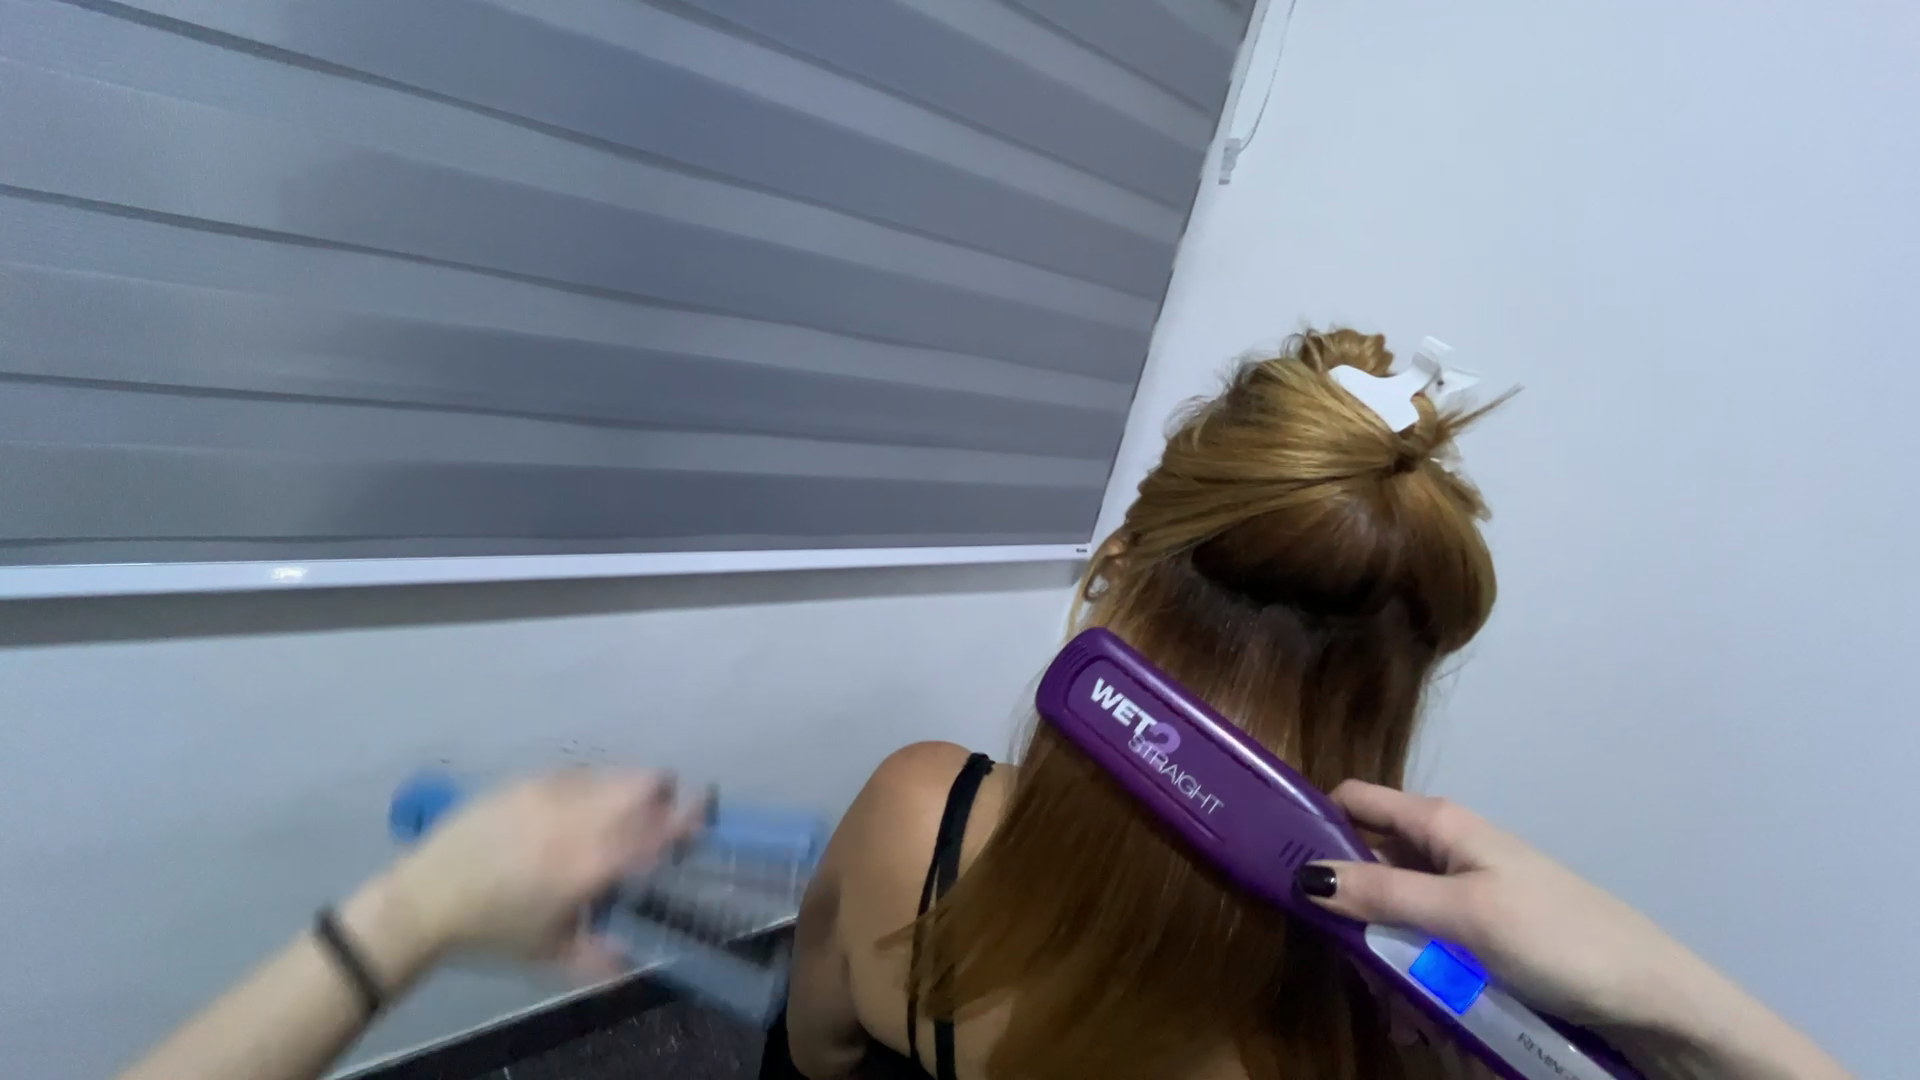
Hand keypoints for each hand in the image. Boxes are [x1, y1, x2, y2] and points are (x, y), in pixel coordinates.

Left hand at [380, 769, 707, 971]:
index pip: (660, 828)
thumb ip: (601, 959)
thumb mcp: (550, 951)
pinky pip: (584, 772)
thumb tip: (638, 966)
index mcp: (592, 864)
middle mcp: (582, 819)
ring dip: (628, 790)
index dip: (691, 816)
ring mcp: (557, 792)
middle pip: (649, 782)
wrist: (424, 899)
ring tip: (608, 815)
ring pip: (619, 772)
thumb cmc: (492, 930)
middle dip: (662, 795)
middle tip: (652, 817)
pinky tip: (568, 813)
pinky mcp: (534, 779)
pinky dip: (592, 788)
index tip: (704, 814)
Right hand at [1299, 780, 1702, 1031]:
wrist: (1666, 1008)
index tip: (1282, 861)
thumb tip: (1304, 876)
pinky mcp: (1485, 937)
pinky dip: (1414, 971)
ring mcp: (1467, 894)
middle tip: (1337, 950)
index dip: (1314, 820)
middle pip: (1369, 860)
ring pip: (1396, 909)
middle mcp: (1446, 849)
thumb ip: (1382, 893)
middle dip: (1349, 904)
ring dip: (1383, 949)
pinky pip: (1428, 943)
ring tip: (1389, 1000)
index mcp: (1438, 823)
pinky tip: (1417, 1013)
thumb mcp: (1463, 915)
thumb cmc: (1560, 940)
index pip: (1353, 800)